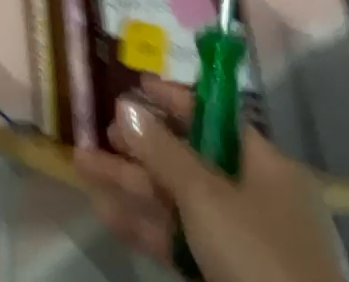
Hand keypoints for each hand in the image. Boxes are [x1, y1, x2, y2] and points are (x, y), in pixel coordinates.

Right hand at [73, 77, 348, 281]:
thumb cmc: (258, 252)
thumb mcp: (206, 195)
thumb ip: (161, 150)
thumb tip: (126, 105)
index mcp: (268, 170)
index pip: (218, 121)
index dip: (176, 101)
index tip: (136, 85)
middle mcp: (255, 198)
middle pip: (189, 159)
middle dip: (139, 145)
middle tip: (100, 130)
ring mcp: (238, 238)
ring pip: (175, 199)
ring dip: (128, 182)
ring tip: (80, 164)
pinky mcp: (222, 270)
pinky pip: (176, 237)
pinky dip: (142, 224)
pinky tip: (104, 212)